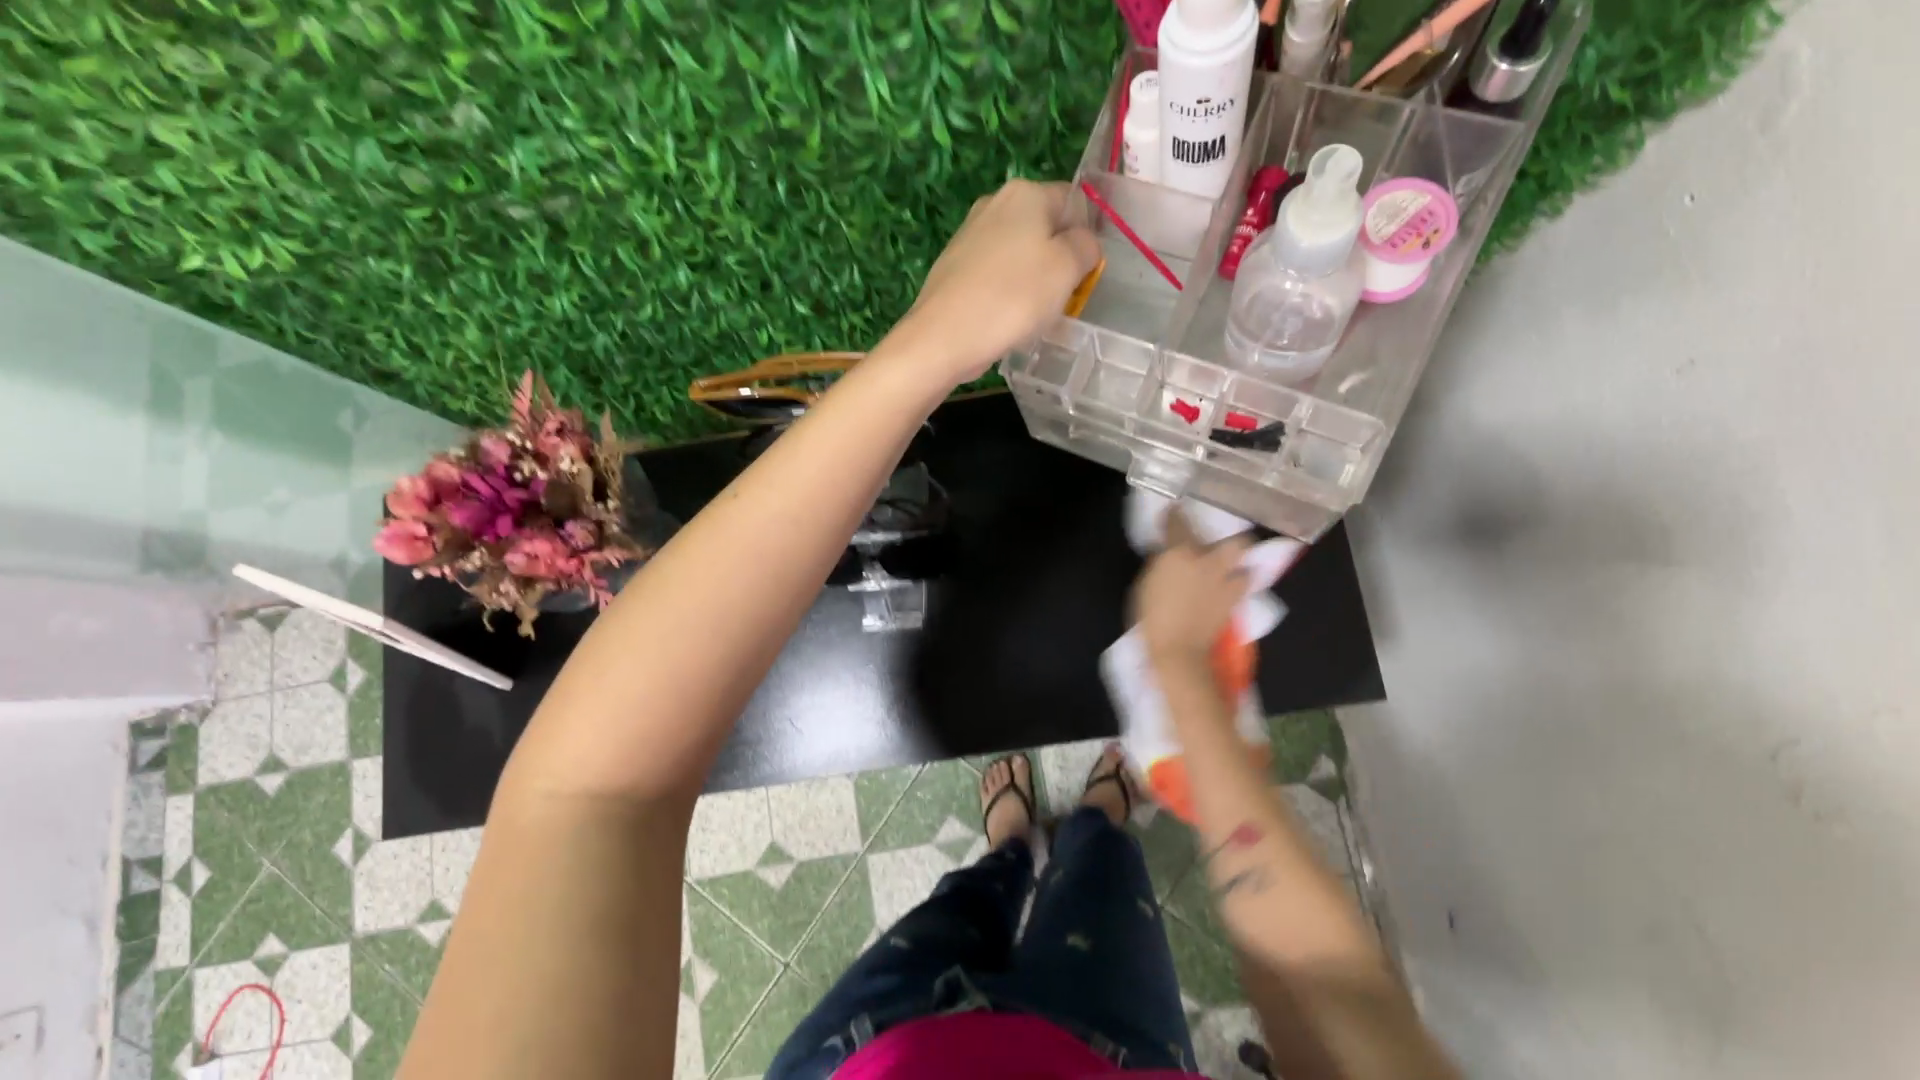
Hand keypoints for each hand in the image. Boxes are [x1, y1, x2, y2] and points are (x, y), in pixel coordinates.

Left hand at [891, 179, 1100, 385]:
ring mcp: (970, 234)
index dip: (1086, 236)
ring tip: (1033, 312)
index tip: (1084, 272)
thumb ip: (1086, 246)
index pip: (1074, 202)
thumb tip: (1082, 242)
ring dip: (1034, 279)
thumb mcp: (1068, 268)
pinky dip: (1007, 291)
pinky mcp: (954, 265)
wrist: (944, 337)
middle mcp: (994, 203)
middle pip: (1045, 227)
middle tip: (1062, 296)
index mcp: (1026, 192)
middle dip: (1059, 259)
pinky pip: (996, 273)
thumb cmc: (1014, 297)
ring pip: (1020, 253)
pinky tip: (1006, 317)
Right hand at [1131, 510, 1250, 674]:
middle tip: (1218, 545)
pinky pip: (1243, 585)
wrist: (1177, 651)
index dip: (1175, 515)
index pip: (1178, 522)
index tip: (1173, 512)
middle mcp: (1208, 561)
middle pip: (1235, 540)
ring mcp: (1226, 581)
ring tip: (1229, 568)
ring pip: (1246, 562)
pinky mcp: (1234, 602)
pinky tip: (1228, 588)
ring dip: (1239, 563)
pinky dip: (1238, 584)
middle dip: (1231, 540)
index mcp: (1179, 552)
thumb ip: (1159, 564)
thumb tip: (1165, 553)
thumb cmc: (1150, 618)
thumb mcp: (1145, 585)